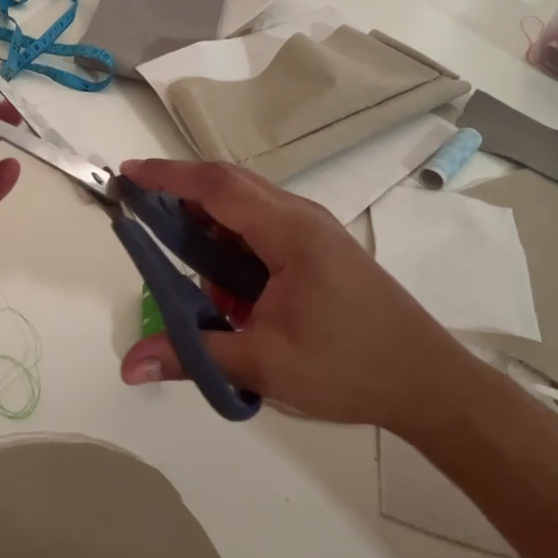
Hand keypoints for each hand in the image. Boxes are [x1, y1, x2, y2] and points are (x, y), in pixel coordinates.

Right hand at [116, 159, 469, 428]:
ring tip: (179, 256)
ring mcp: (315, 232)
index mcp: (291, 233)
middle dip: (181, 193)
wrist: (430, 384)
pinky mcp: (321, 251)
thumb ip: (193, 354)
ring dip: (209, 222)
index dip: (168, 176)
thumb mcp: (264, 363)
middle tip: (139, 210)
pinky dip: (232, 241)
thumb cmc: (349, 369)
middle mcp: (303, 219)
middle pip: (231, 185)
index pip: (217, 187)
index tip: (126, 174)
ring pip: (248, 206)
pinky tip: (224, 283)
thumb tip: (128, 366)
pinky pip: (263, 228)